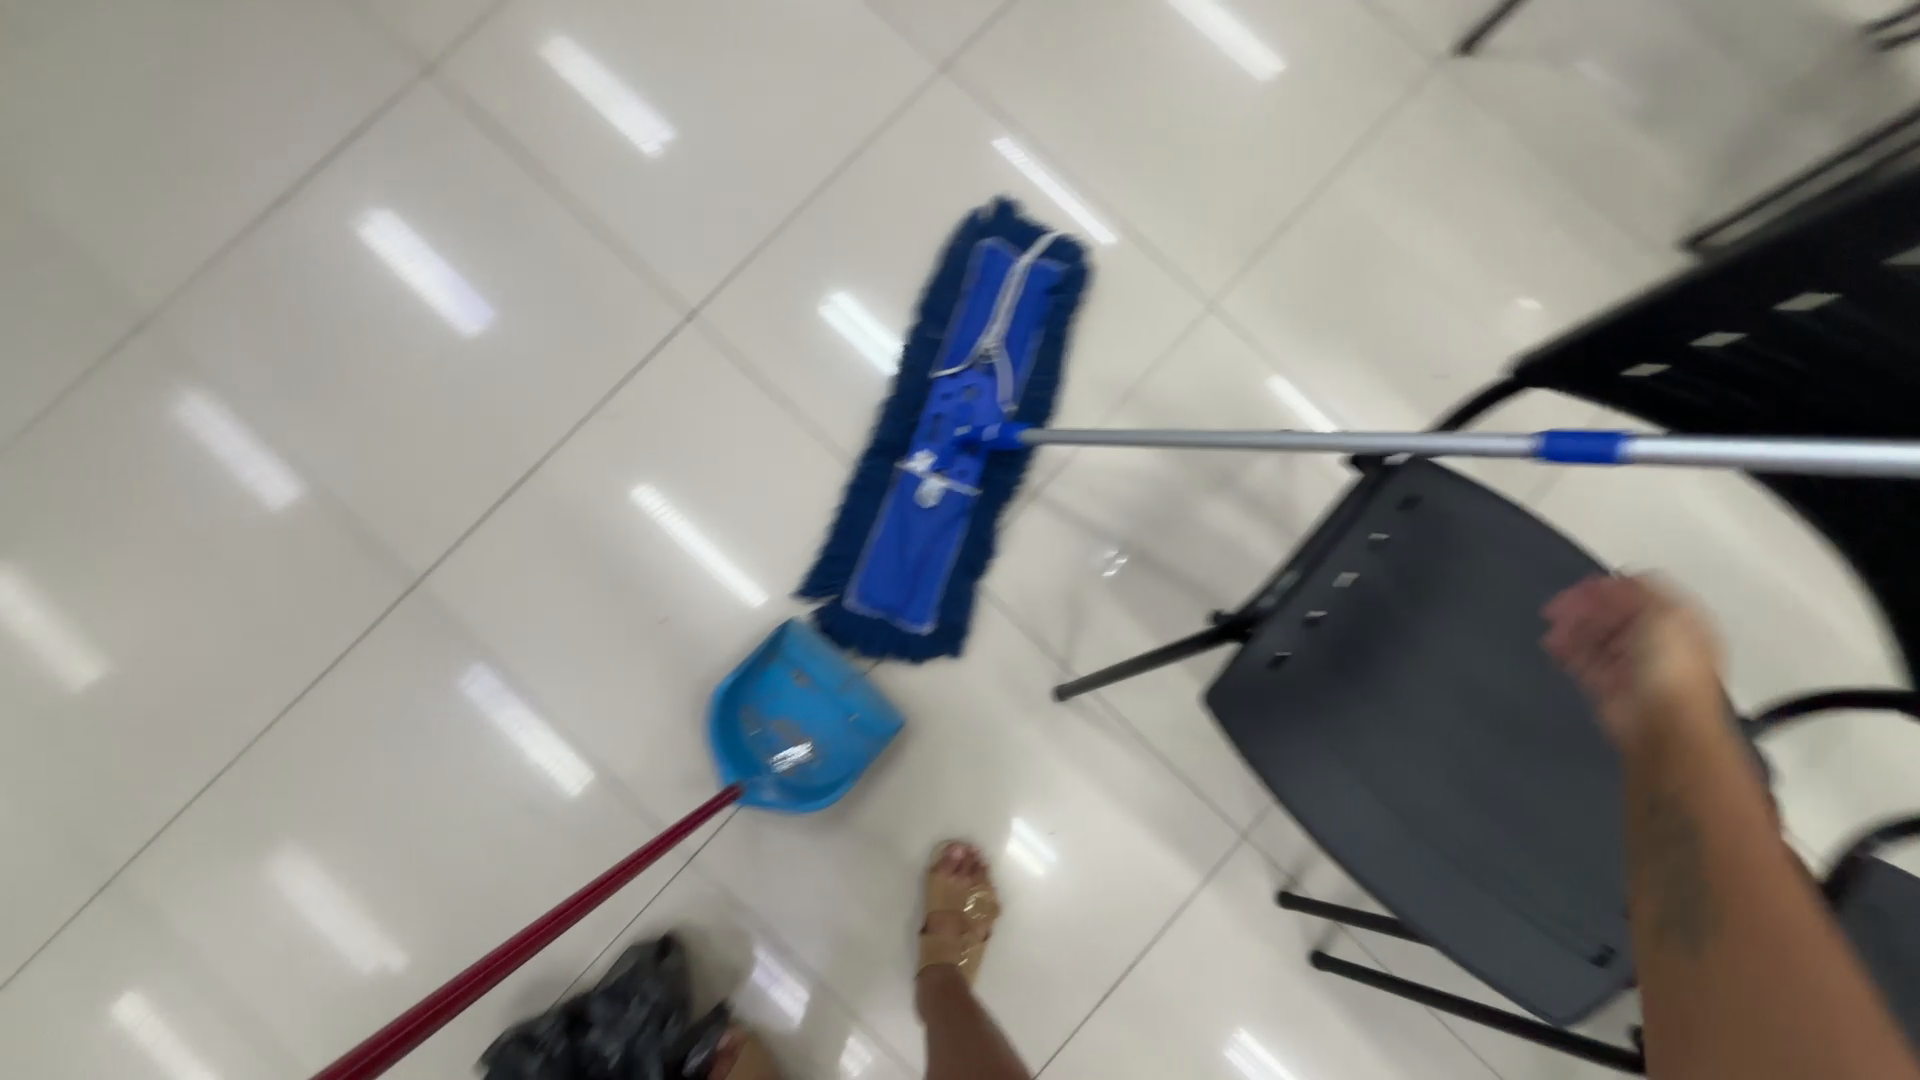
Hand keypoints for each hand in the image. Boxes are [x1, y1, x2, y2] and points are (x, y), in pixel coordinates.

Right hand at [1542, 574, 1723, 750]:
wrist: (1660, 721)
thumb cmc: (1672, 671)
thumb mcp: (1665, 616)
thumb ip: (1639, 592)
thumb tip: (1616, 580)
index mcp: (1677, 622)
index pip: (1641, 593)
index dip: (1612, 586)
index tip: (1586, 585)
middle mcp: (1655, 640)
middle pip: (1612, 613)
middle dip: (1584, 606)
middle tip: (1561, 605)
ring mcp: (1628, 661)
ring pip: (1593, 633)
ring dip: (1571, 626)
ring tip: (1554, 626)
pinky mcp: (1605, 680)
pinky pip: (1580, 657)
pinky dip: (1564, 648)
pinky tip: (1553, 643)